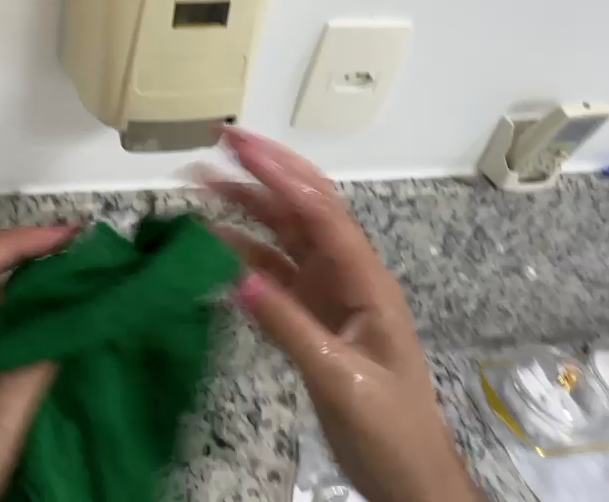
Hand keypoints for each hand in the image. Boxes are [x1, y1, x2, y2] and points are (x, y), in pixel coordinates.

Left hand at [0, 224, 78, 501]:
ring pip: (9, 308)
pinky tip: (80, 323)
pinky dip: (50, 322)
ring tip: (94, 277)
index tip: (66, 237)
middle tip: (92, 249)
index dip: (16, 243)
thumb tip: (69, 325)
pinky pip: (20, 340)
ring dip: (47, 287)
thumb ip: (23, 382)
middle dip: (38, 255)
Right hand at [201, 126, 478, 501]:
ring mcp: (325, 290)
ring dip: (244, 204)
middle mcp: (344, 273)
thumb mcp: (341, 380)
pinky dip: (240, 250)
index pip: (320, 213)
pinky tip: (210, 242)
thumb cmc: (389, 430)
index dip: (280, 176)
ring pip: (281, 232)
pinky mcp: (308, 311)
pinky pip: (269, 268)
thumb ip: (288, 326)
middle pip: (301, 207)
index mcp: (365, 280)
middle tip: (220, 141)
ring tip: (200, 181)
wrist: (408, 482)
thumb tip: (234, 278)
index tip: (240, 148)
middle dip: (264, 170)